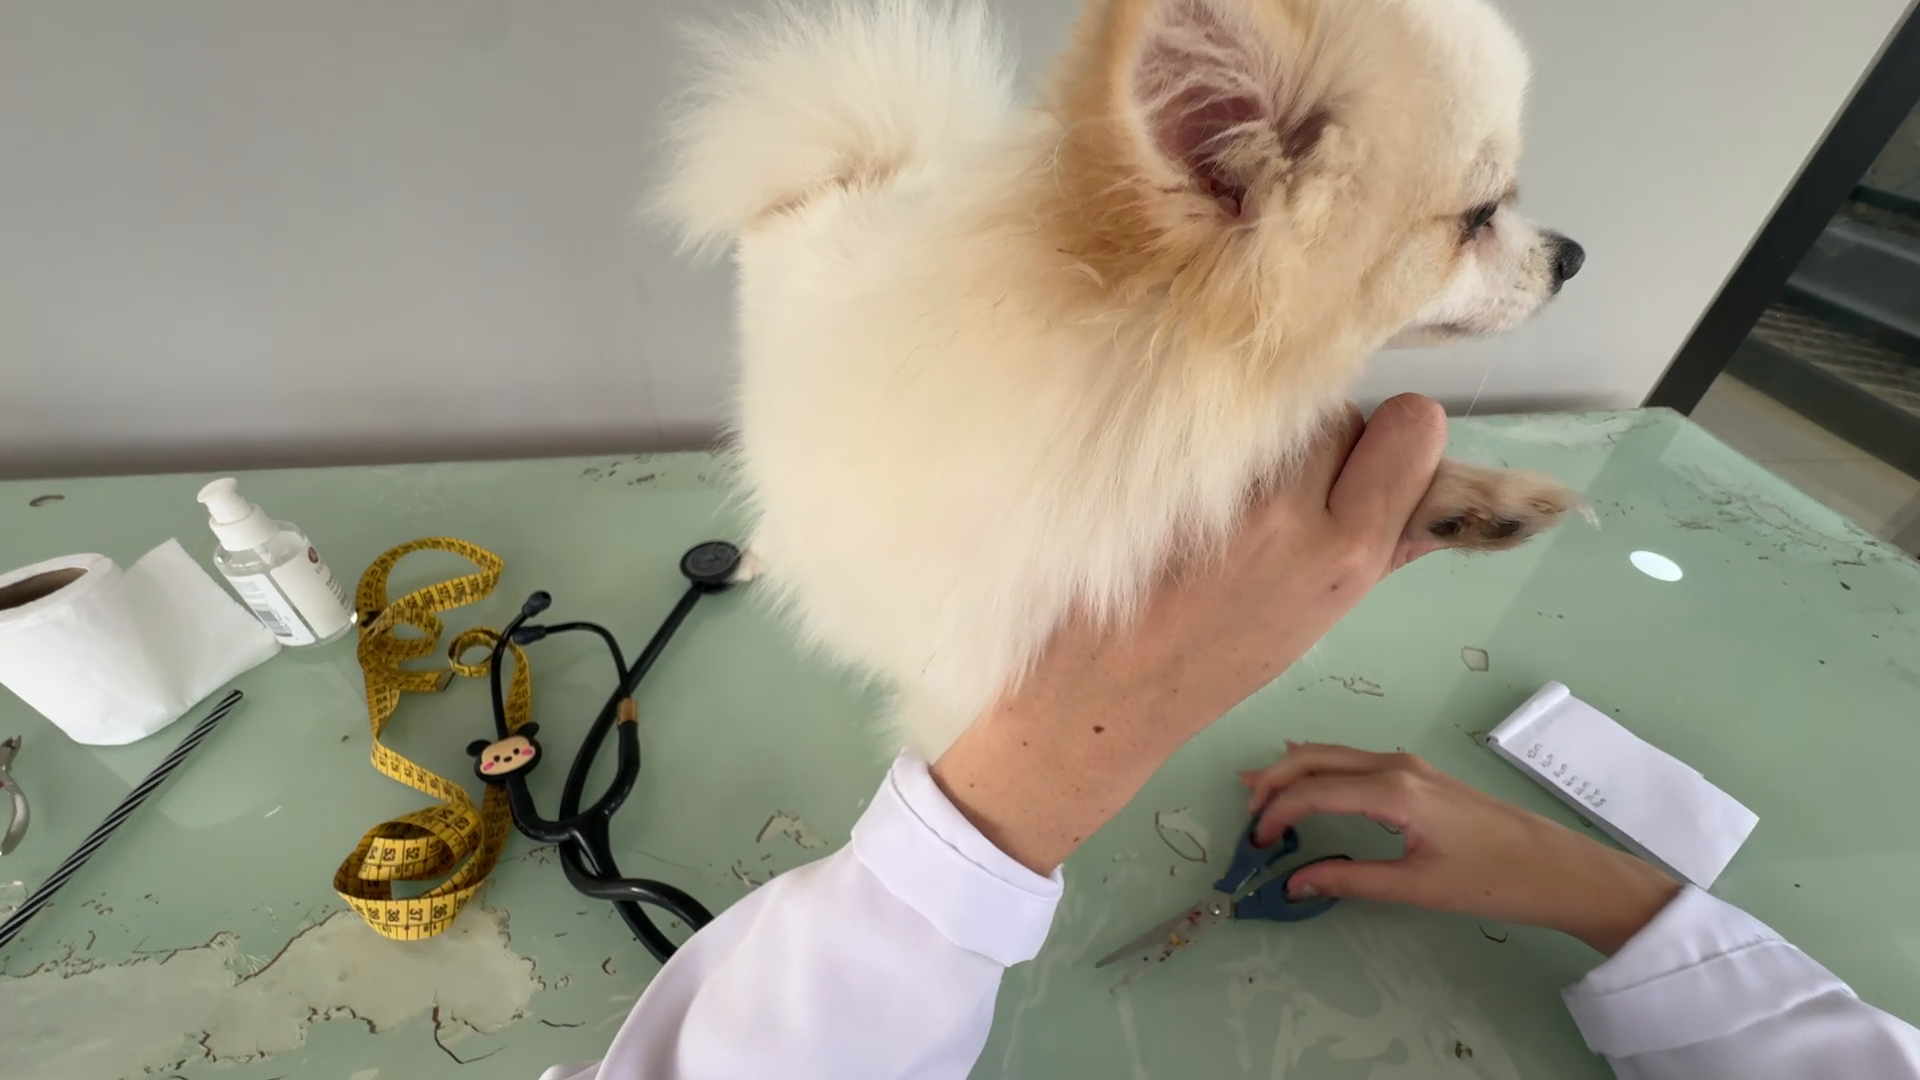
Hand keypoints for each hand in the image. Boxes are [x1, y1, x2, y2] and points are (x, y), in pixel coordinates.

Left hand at [933, 395, 1450, 872]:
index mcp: (1343, 556)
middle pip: (1335, 411)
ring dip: (1258, 443)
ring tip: (1224, 495)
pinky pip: (1200, 433)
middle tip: (1279, 491)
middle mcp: (1285, 512)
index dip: (1388, 440)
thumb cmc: (1208, 669)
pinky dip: (1200, 451)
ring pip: (1268, 414)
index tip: (1361, 465)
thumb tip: (1432, 497)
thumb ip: (1378, 552)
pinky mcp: (1152, 480)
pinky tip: (1180, 495)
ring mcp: (1213, 494)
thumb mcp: (1312, 622)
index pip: (1409, 424)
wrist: (1102, 692)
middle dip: (1318, 444)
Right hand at [1244, 743, 1681, 954]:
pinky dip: (1315, 764)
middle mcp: (1390, 764)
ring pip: (1328, 753)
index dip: (1276, 813)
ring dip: (1290, 769)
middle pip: (1311, 758)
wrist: (1566, 870)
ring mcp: (1403, 762)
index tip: (1259, 842)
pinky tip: (1301, 765)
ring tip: (1257, 789)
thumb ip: (1349, 880)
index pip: (1312, 791)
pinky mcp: (1412, 770)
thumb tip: (1292, 883)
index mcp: (1390, 790)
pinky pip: (1348, 757)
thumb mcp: (1417, 887)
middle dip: (1271, 780)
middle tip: (1247, 812)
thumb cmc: (1495, 882)